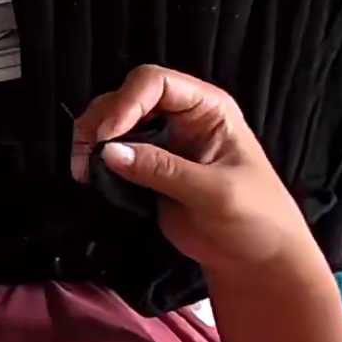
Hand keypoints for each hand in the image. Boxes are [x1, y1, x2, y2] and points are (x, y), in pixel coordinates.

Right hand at [72, 65, 322, 278]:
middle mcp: (176, 116)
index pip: (153, 82)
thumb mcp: (215, 193)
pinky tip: (88, 176)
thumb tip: (109, 151)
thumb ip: (162, 169)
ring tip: (85, 170)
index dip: (125, 103)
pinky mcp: (139, 162)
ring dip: (87, 140)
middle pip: (121, 98)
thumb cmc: (257, 220)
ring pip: (105, 120)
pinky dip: (88, 157)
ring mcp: (156, 139)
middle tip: (90, 154)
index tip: (107, 136)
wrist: (254, 259)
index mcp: (206, 109)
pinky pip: (103, 147)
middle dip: (99, 123)